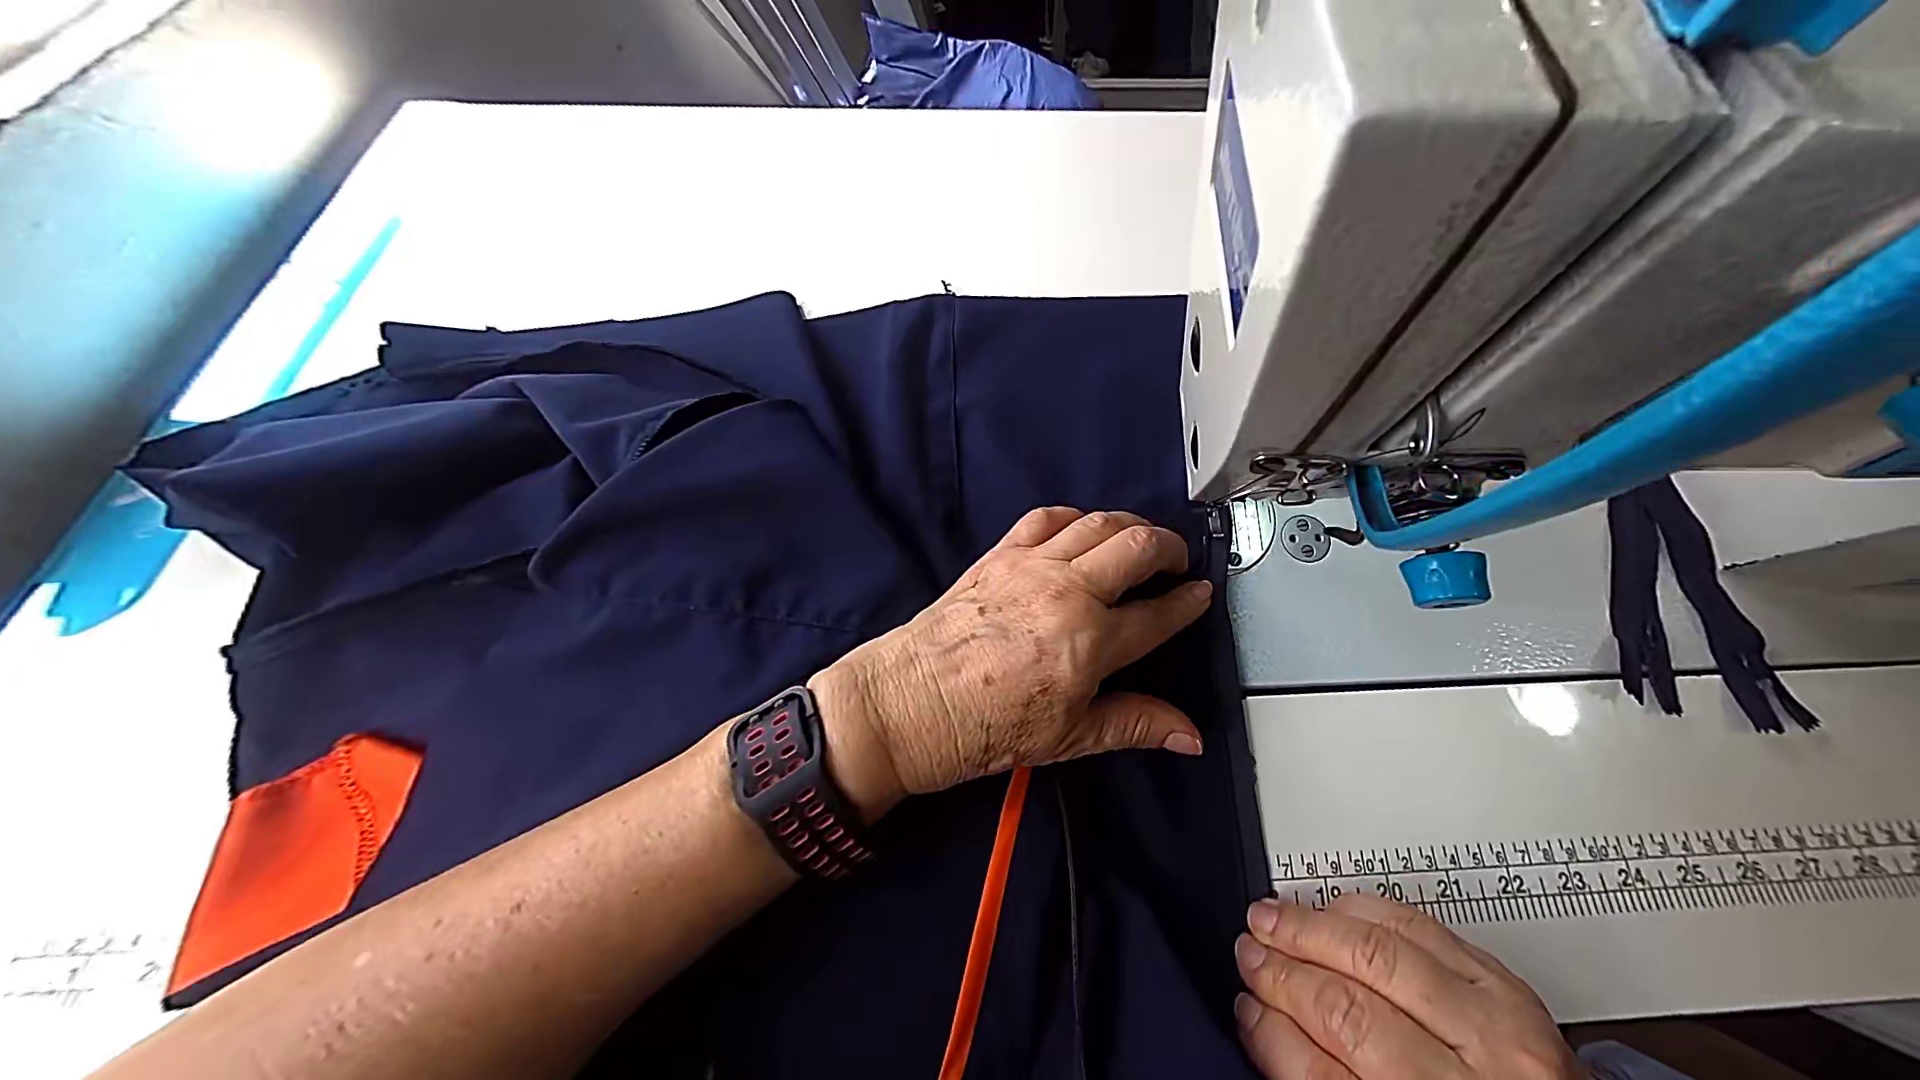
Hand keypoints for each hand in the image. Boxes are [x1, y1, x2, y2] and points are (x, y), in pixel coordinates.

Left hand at [809, 506, 1213, 820]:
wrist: (908, 704)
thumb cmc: (979, 725)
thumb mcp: (1068, 736)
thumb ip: (1135, 724)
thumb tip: (1186, 735)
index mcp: (1089, 643)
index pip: (1159, 613)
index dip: (1187, 602)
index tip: (1197, 595)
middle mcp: (1065, 593)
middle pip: (1138, 547)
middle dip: (1169, 548)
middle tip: (1175, 561)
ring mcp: (1030, 568)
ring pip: (1097, 523)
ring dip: (1128, 526)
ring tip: (1138, 541)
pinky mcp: (998, 556)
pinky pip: (1045, 518)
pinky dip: (1072, 517)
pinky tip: (1080, 529)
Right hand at [1234, 895, 1582, 1079]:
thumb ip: (1323, 1074)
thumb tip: (1260, 1017)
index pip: (1322, 1073)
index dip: (1270, 1031)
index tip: (1246, 1006)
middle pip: (1348, 1008)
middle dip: (1281, 972)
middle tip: (1249, 952)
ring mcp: (1500, 1034)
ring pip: (1378, 953)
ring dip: (1308, 927)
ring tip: (1271, 918)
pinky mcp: (1510, 990)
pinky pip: (1420, 926)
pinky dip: (1363, 908)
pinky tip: (1331, 908)